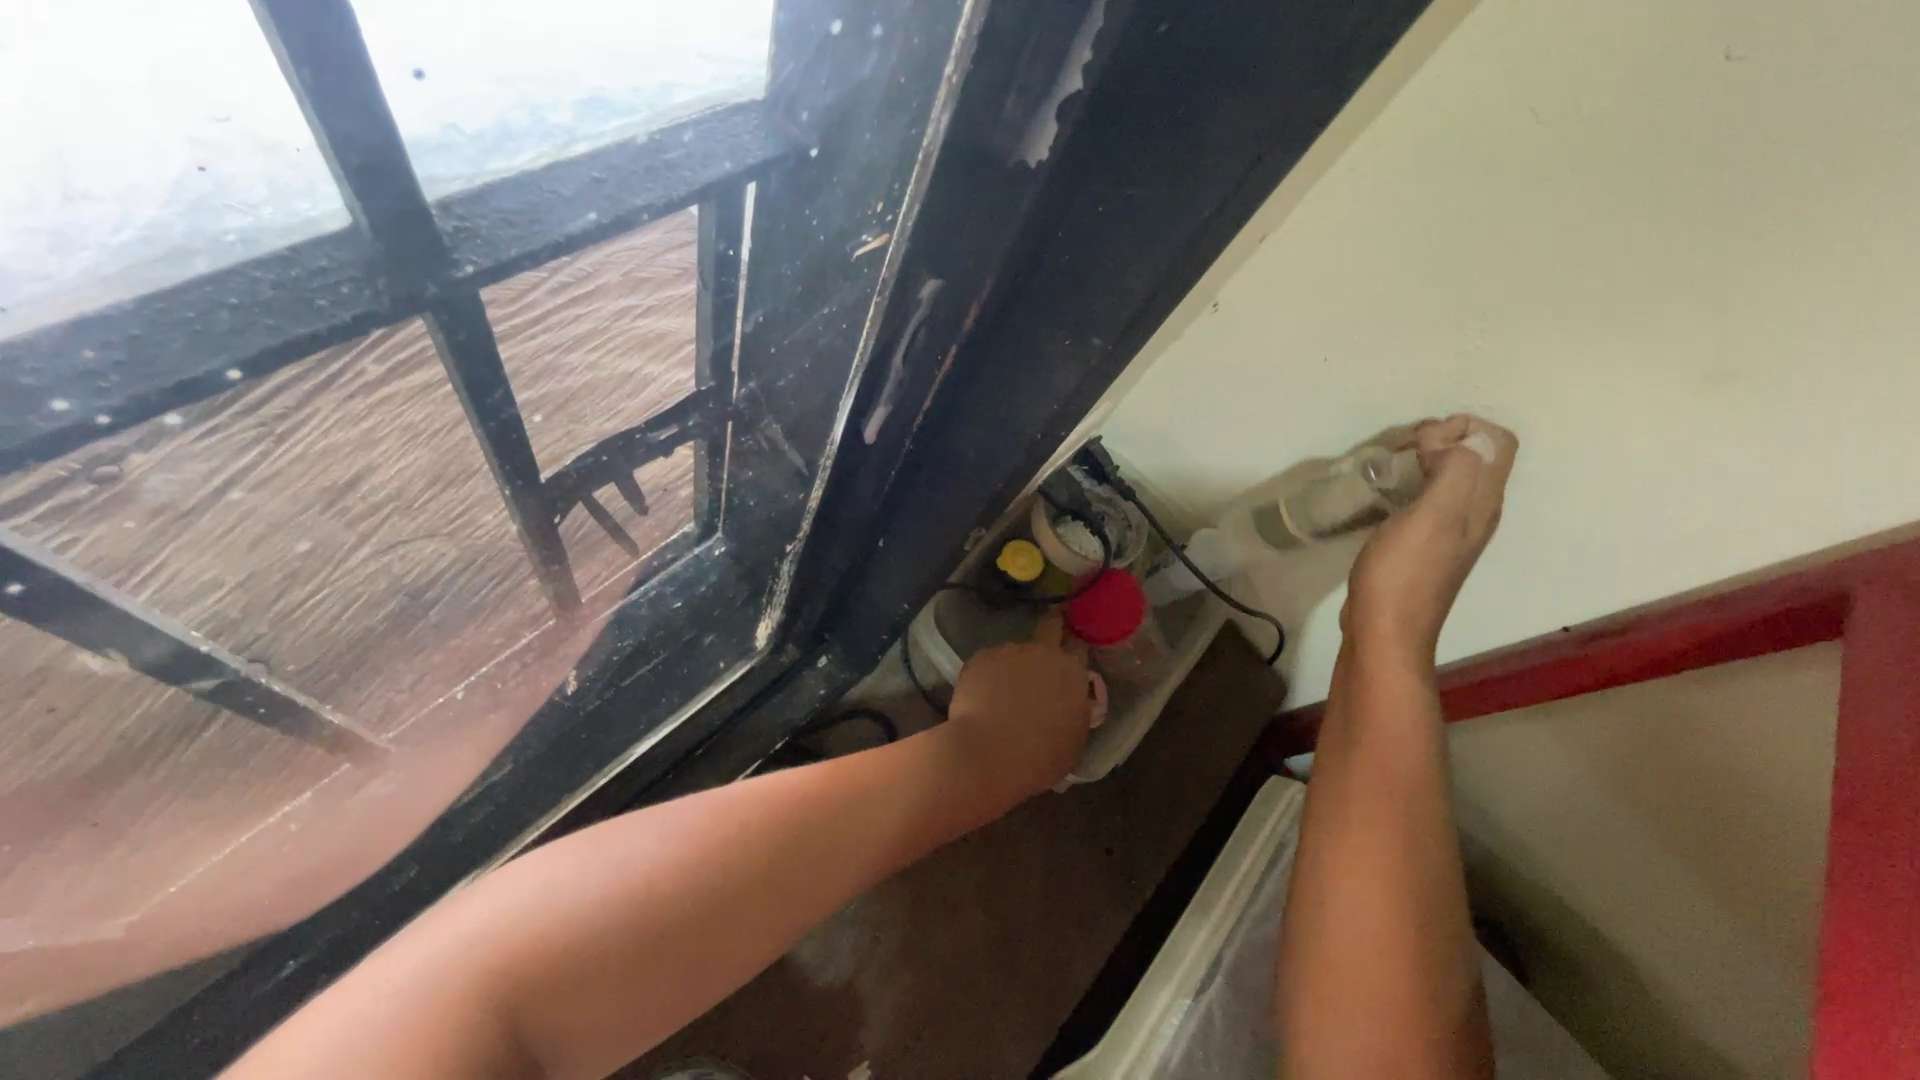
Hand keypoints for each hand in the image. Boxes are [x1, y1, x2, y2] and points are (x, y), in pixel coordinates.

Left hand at [943, 611, 1093, 800]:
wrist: (989, 754)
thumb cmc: (1040, 757)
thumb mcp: (1074, 738)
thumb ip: (1074, 710)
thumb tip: (1069, 703)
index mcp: (1072, 672)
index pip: (1079, 647)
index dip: (1073, 651)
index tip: (1069, 657)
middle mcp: (1043, 653)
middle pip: (1050, 625)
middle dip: (1051, 627)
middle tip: (1045, 643)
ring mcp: (1009, 651)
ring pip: (1014, 651)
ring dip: (1012, 665)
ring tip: (1001, 692)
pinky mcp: (980, 658)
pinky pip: (988, 663)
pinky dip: (986, 676)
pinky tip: (980, 698)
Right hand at [1344, 415, 1517, 658]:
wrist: (1384, 631)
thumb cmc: (1404, 574)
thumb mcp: (1433, 516)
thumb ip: (1452, 470)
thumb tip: (1445, 440)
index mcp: (1483, 503)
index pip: (1498, 442)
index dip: (1463, 428)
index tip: (1420, 441)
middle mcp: (1476, 514)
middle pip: (1477, 457)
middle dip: (1442, 438)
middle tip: (1400, 450)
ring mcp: (1450, 532)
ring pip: (1452, 477)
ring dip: (1426, 460)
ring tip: (1389, 466)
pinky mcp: (1424, 545)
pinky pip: (1429, 498)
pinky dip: (1412, 484)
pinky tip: (1384, 496)